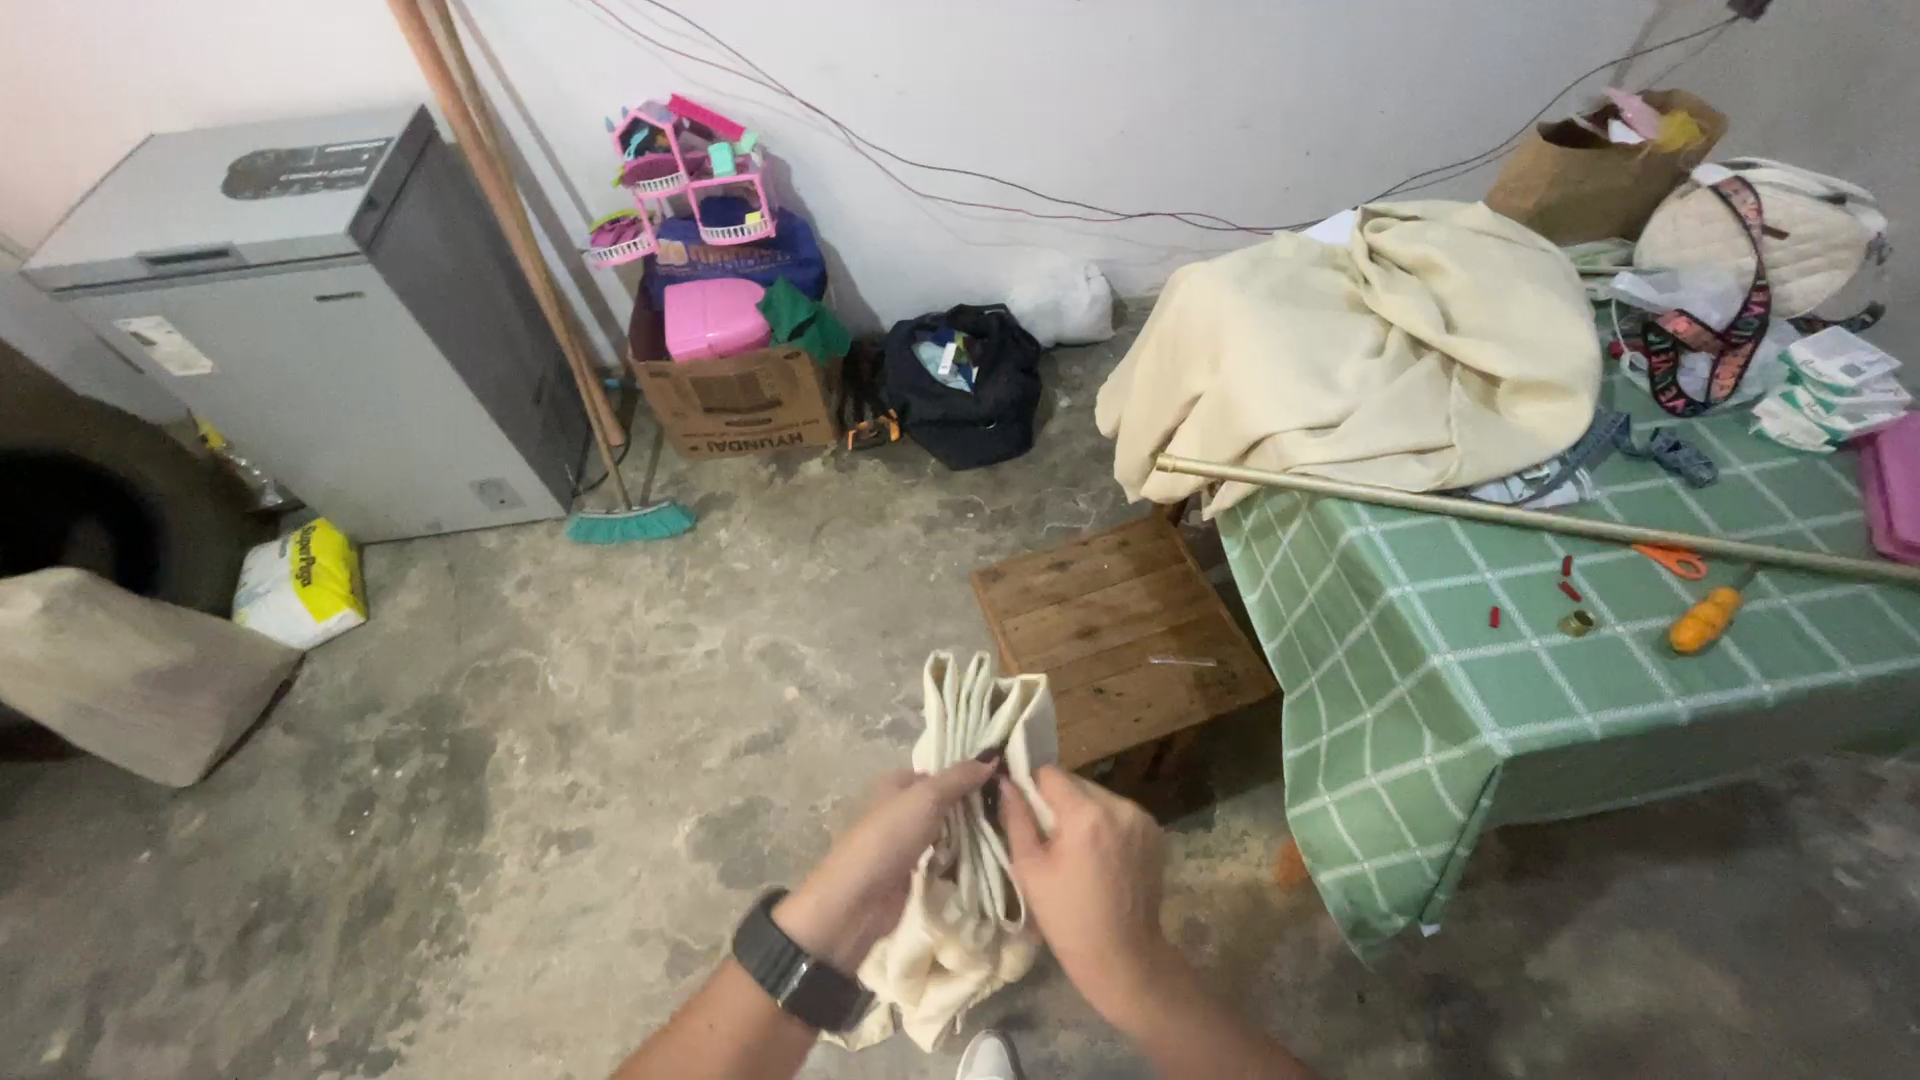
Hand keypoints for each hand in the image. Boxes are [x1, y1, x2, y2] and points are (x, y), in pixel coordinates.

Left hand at [773, 760, 993, 971]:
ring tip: (1006, 829)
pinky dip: (958, 857)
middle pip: (943, 800)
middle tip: (1009, 806)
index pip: (939, 771)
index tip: (1002, 778)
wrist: (858, 901)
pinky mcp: (911, 870)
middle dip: (971, 804)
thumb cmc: (889, 837)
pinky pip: (941, 856)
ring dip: (968, 832)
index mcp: (895, 782)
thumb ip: (959, 777)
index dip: (966, 772)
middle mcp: (899, 807)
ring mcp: (904, 841)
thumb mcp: (926, 797)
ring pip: (944, 829)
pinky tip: (986, 856)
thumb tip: (993, 756)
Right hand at [999, 765, 1175, 1023]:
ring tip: (1076, 849)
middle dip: (1059, 801)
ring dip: (1083, 811)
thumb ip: (1016, 818)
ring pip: (1097, 795)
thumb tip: (1005, 782)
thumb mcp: (1029, 868)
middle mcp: (1119, 806)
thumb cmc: (1067, 918)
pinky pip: (1118, 812)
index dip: (1032, 787)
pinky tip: (1100, 855)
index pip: (1050, 773)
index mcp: (1086, 814)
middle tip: (1050, 837)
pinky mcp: (1155, 831)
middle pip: (1076, 782)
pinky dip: (1105, 823)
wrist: (1124, 958)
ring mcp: (1141, 818)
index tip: (1025, 809)